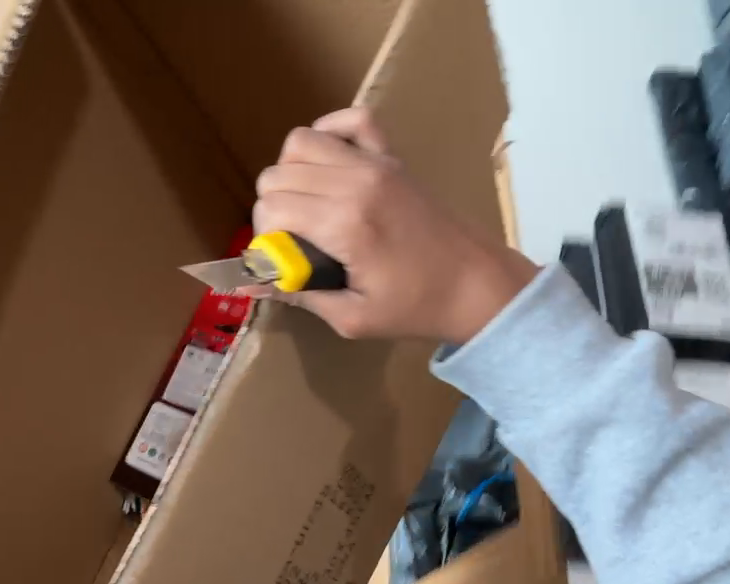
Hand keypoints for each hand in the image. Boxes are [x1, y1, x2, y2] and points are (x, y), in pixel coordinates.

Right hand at [252, 107, 538, 341]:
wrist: (474, 283)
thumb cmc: (413, 307)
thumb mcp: (350, 317)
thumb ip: (299, 295)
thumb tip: (254, 285)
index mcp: (345, 224)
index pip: (271, 208)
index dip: (263, 240)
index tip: (280, 264)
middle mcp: (355, 182)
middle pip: (277, 174)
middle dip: (270, 210)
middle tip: (289, 241)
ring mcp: (375, 162)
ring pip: (300, 143)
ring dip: (289, 174)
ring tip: (303, 208)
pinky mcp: (391, 157)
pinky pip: (349, 119)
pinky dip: (328, 134)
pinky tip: (326, 166)